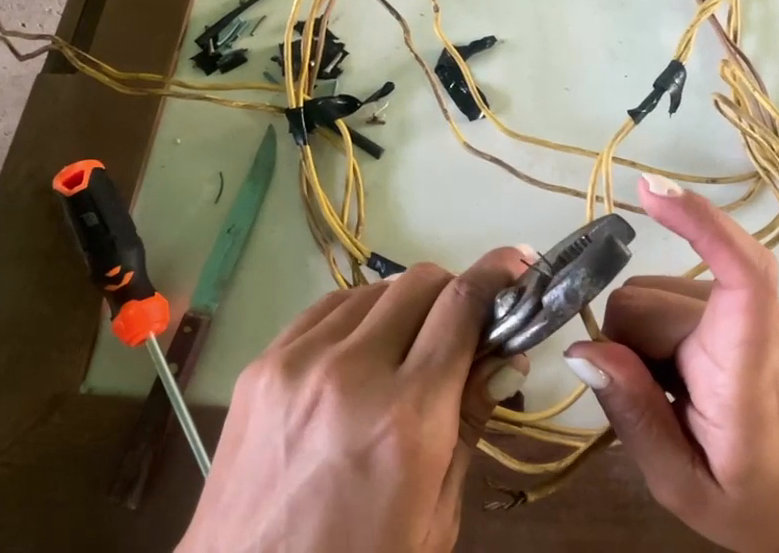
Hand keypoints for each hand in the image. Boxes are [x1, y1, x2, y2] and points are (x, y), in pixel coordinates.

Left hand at [180, 248, 532, 552]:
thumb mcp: (435, 515)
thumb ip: (470, 424)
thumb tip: (506, 357)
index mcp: (407, 416)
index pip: (462, 307)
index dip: (497, 273)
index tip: (518, 262)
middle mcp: (352, 372)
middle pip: (420, 283)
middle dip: (453, 292)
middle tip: (463, 327)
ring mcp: (297, 362)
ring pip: (372, 290)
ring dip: (404, 306)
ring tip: (408, 347)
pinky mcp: (260, 366)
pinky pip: (323, 311)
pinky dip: (356, 317)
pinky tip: (360, 351)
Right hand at [564, 176, 778, 552]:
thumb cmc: (746, 502)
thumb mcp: (678, 482)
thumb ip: (634, 414)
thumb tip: (583, 349)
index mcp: (747, 372)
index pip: (743, 277)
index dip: (701, 224)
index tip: (650, 191)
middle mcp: (752, 326)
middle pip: (649, 297)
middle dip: (626, 344)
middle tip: (649, 403)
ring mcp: (743, 312)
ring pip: (646, 292)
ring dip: (636, 339)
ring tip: (666, 392)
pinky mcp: (729, 307)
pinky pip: (659, 293)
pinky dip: (647, 329)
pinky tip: (669, 370)